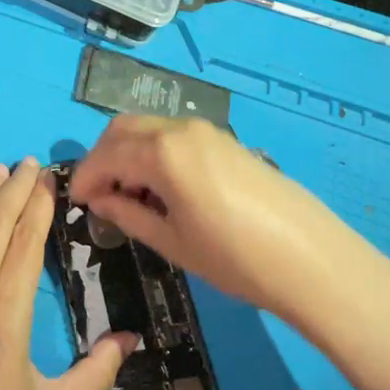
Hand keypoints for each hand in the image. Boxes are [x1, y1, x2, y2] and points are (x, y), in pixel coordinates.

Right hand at [68, 116, 339, 316]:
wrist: (314, 261)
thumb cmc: (236, 258)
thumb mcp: (173, 242)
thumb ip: (128, 216)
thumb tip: (100, 201)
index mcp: (161, 153)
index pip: (105, 156)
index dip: (85, 177)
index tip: (76, 202)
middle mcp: (178, 129)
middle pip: (122, 129)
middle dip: (102, 157)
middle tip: (98, 194)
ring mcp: (205, 132)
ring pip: (148, 128)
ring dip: (127, 152)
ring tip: (129, 195)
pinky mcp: (225, 141)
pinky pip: (173, 136)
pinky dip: (153, 152)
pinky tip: (162, 188)